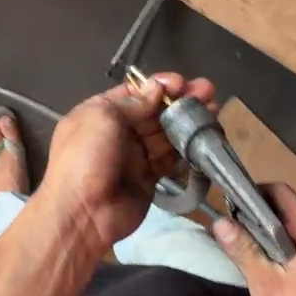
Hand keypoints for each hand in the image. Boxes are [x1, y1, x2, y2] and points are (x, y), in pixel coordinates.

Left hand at [35, 72, 215, 254]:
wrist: (82, 213)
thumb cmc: (86, 158)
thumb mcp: (102, 118)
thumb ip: (132, 103)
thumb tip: (156, 88)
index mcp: (100, 113)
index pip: (134, 93)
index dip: (159, 86)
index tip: (182, 82)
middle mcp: (118, 132)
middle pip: (153, 111)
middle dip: (179, 101)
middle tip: (208, 91)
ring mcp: (134, 156)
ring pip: (165, 134)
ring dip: (187, 123)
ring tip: (213, 111)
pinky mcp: (148, 178)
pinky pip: (170, 159)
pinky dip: (186, 149)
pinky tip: (204, 138)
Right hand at [212, 185, 295, 295]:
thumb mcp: (266, 286)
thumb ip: (244, 251)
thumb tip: (220, 221)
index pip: (283, 193)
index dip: (255, 194)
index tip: (232, 208)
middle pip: (291, 213)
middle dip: (261, 218)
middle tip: (236, 235)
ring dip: (274, 238)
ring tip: (252, 256)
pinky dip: (288, 253)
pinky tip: (275, 274)